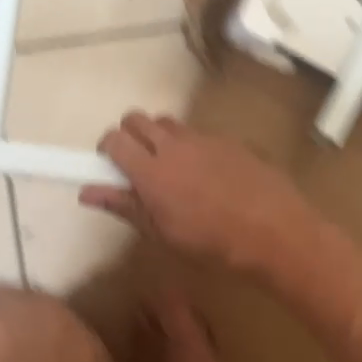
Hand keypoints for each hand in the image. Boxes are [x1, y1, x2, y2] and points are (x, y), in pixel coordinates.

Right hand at [80, 112, 316, 273]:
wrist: (275, 231)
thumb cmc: (212, 243)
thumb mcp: (162, 232)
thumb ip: (124, 205)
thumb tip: (87, 192)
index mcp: (151, 171)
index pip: (113, 139)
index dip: (106, 148)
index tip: (110, 166)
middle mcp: (173, 145)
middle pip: (136, 118)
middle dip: (129, 134)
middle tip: (136, 163)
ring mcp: (202, 138)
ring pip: (166, 122)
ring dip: (158, 136)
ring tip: (170, 167)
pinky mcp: (227, 139)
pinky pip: (197, 133)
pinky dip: (189, 145)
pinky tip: (205, 174)